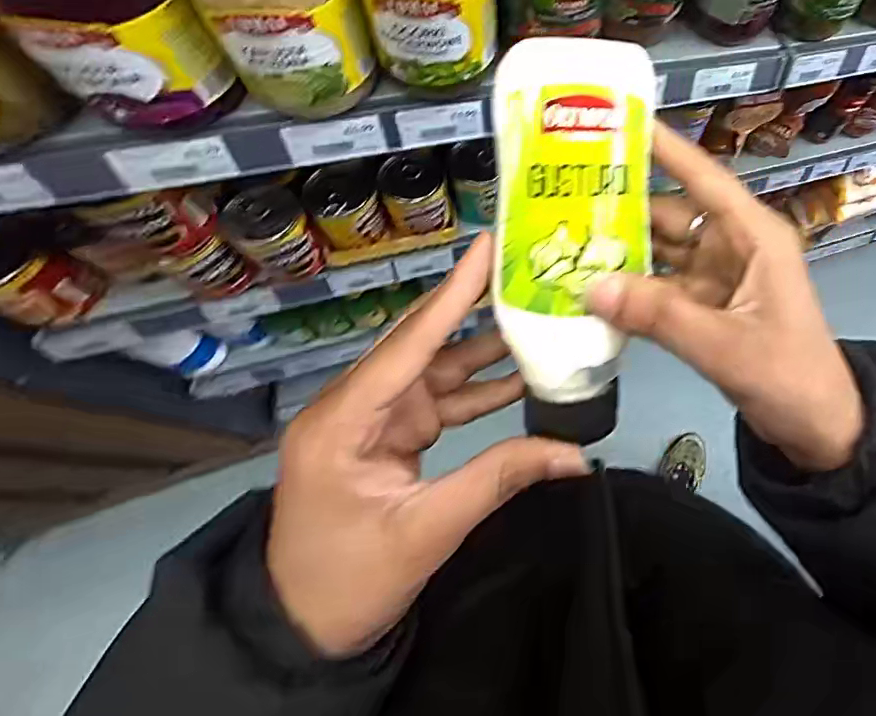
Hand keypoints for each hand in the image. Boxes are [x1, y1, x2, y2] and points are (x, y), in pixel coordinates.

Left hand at [268, 233, 587, 657]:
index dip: (452, 294)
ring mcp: (375, 414)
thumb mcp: (425, 532)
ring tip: (536, 315)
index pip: (408, 343)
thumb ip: (498, 479)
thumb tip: (575, 455)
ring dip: (485, 348)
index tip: (485, 247)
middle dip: (471, 304)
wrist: (300, 629)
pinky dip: (479, 389)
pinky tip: (522, 377)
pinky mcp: (391, 430)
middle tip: (519, 267)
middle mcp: (355, 401)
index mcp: (343, 418)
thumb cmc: (346, 581)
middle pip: (422, 342)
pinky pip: (442, 397)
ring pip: (437, 366)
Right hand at [587, 123, 863, 472]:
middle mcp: (732, 244)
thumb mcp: (726, 347)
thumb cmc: (790, 376)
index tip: (621, 119)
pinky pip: (658, 284)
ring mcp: (716, 274)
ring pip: (660, 249)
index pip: (703, 178)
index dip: (665, 147)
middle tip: (564, 193)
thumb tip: (589, 287)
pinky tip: (589, 283)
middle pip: (670, 213)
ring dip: (619, 247)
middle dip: (622, 205)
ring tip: (563, 236)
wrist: (820, 429)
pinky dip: (628, 285)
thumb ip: (659, 317)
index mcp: (753, 235)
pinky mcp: (704, 302)